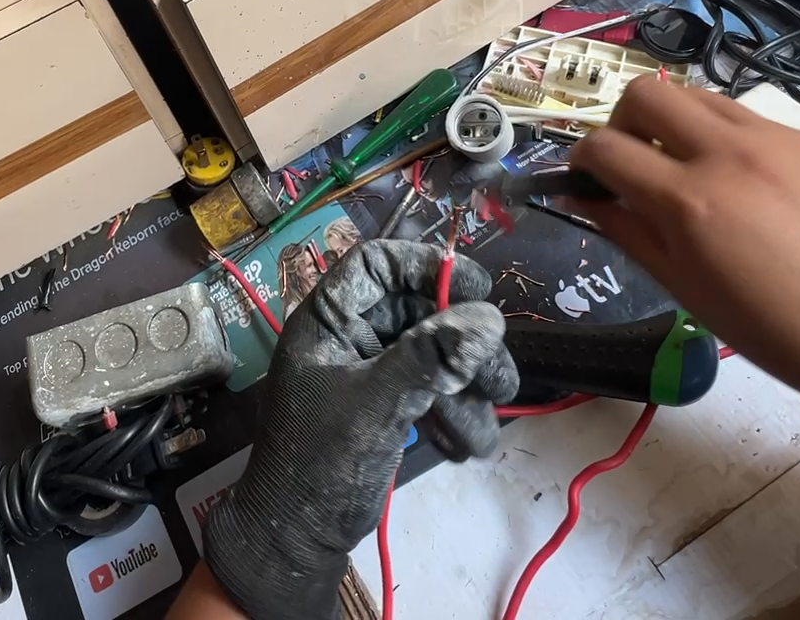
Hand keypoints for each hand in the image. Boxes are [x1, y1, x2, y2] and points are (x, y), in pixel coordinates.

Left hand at [203, 239, 518, 619]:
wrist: (300, 536)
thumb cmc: (321, 460)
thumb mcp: (377, 403)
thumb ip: (430, 357)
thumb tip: (490, 318)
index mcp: (329, 318)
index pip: (376, 263)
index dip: (424, 265)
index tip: (476, 286)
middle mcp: (353, 333)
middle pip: (420, 310)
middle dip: (463, 345)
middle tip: (499, 379)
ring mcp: (375, 367)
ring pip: (436, 351)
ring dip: (469, 388)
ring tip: (482, 430)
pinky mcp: (393, 399)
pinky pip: (435, 386)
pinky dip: (456, 412)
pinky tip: (463, 446)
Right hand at [564, 78, 799, 413]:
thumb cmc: (775, 331)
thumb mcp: (683, 287)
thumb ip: (626, 230)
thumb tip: (580, 197)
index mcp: (691, 202)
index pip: (605, 148)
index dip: (581, 161)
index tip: (587, 181)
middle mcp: (730, 154)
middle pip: (645, 94)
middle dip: (622, 123)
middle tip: (635, 164)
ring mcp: (779, 140)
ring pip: (697, 96)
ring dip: (674, 124)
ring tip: (689, 169)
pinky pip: (749, 119)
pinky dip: (724, 139)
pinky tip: (747, 185)